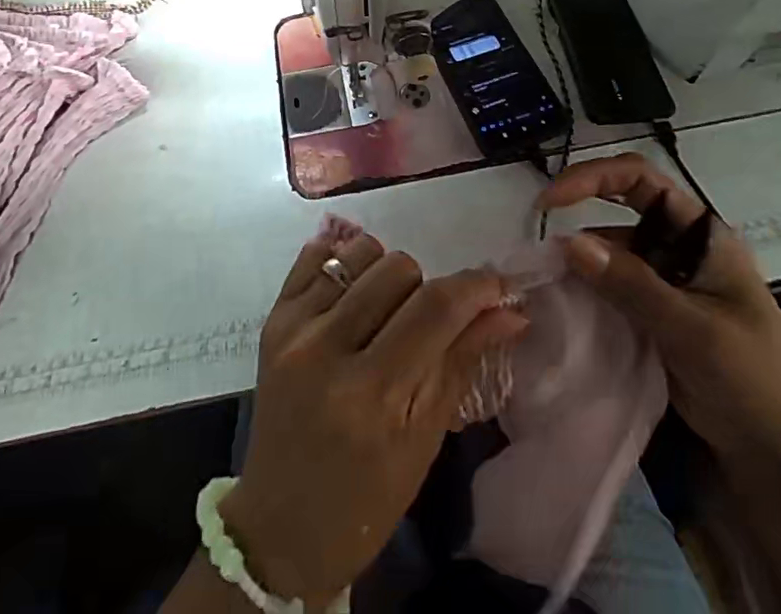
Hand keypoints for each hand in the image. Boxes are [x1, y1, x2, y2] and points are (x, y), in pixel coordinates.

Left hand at [222, 221, 530, 607]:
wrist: (281, 526)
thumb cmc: (366, 498)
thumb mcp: (426, 438)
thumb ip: (464, 360)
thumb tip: (509, 310)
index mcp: (372, 393)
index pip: (436, 308)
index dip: (477, 286)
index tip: (499, 285)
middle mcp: (326, 349)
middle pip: (399, 269)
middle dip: (429, 288)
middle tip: (428, 326)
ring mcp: (292, 330)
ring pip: (360, 254)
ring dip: (388, 274)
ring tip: (389, 313)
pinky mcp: (271, 321)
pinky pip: (315, 256)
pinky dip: (345, 263)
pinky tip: (356, 294)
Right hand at [536, 154, 780, 466]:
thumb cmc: (753, 380)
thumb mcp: (693, 329)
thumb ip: (633, 285)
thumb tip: (569, 242)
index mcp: (702, 236)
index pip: (642, 181)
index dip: (594, 178)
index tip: (551, 202)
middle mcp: (682, 251)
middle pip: (620, 219)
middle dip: (578, 230)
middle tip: (538, 263)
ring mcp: (668, 287)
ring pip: (612, 260)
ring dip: (580, 269)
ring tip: (542, 292)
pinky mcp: (655, 319)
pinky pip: (612, 295)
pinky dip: (587, 298)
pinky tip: (563, 312)